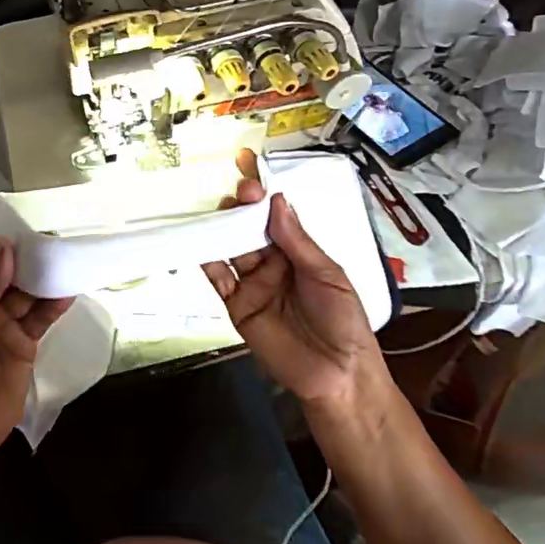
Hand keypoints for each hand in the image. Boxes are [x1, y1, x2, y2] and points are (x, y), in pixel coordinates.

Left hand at [0, 238, 74, 459]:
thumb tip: (6, 244)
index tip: (19, 214)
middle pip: (7, 270)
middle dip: (27, 253)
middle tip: (53, 231)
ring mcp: (4, 321)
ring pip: (27, 291)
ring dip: (44, 276)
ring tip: (66, 254)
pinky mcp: (24, 342)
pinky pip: (41, 317)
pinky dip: (54, 304)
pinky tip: (68, 289)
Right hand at [201, 149, 382, 407]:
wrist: (338, 376)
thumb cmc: (344, 322)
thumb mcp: (327, 275)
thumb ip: (297, 240)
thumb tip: (276, 201)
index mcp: (298, 252)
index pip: (275, 216)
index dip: (261, 194)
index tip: (249, 167)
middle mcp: (272, 263)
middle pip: (248, 228)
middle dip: (241, 208)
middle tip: (239, 192)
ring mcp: (252, 283)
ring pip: (230, 247)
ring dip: (222, 228)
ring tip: (219, 212)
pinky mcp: (237, 305)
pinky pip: (218, 278)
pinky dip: (207, 261)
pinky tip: (201, 244)